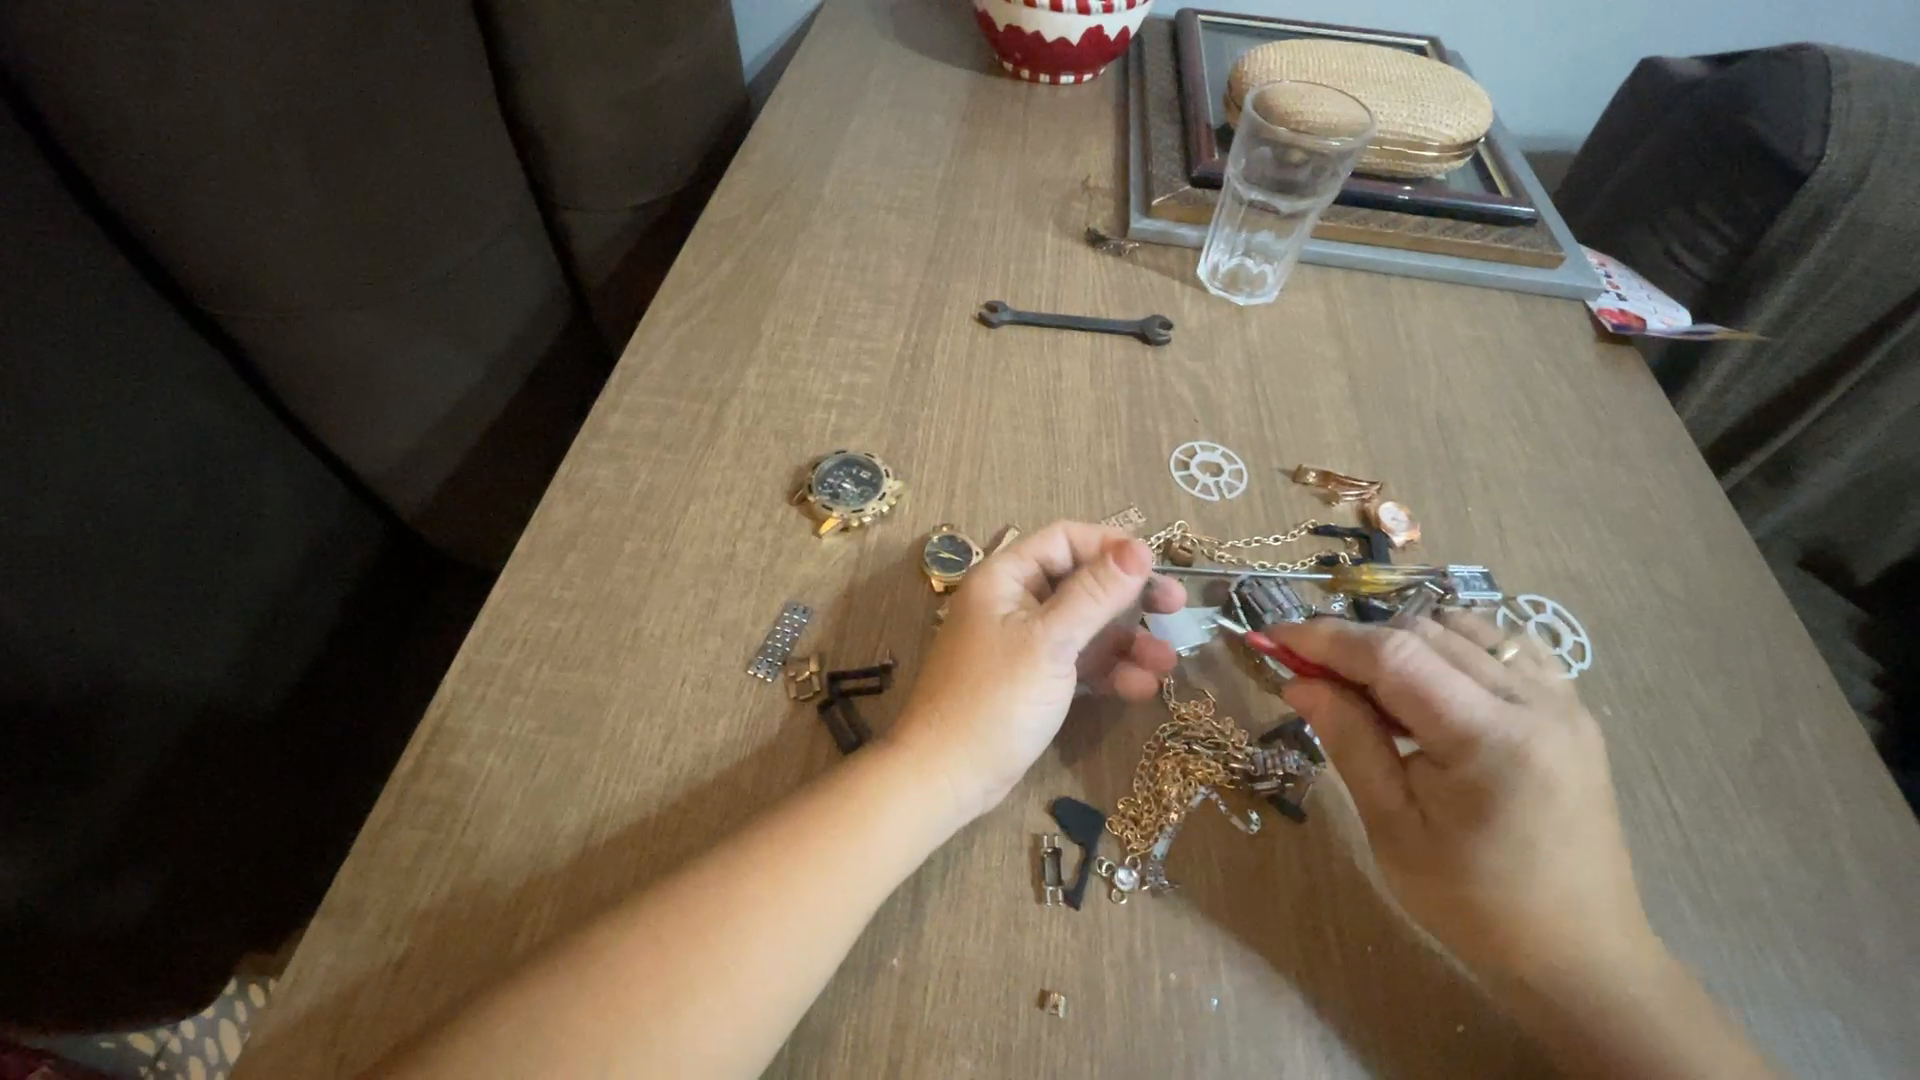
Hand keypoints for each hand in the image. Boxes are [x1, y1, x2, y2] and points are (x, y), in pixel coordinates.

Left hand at [890, 521, 1186, 818]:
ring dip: (1127, 642)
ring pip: (1086, 628)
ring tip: (1167, 661)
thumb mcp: (1050, 641)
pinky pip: (1079, 664)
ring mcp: (1025, 644)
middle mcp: (1014, 603)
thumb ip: (1095, 593)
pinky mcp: (1035, 681)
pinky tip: (1142, 688)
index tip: (1154, 564)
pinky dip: (1109, 672)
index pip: (1063, 540)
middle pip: (1081, 583)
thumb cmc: (994, 699)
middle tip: (1176, 606)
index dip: (1110, 546)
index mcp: (1005, 578)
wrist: (948, 775)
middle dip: (1129, 597)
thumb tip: (1139, 548)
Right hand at [1273, 613, 1657, 980]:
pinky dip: (1451, 645)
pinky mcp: (1569, 709)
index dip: (1326, 638)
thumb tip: (1297, 683)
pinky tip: (1426, 679)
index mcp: (1490, 739)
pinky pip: (1503, 645)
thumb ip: (1348, 740)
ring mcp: (1562, 701)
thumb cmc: (1473, 903)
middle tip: (1307, 672)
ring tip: (1364, 681)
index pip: (1393, 654)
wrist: (1577, 952)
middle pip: (1425, 631)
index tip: (1273, 637)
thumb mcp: (1392, 827)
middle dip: (1355, 640)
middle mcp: (1535, 702)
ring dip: (1402, 639)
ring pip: (1463, 628)